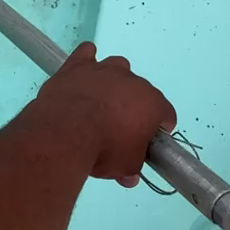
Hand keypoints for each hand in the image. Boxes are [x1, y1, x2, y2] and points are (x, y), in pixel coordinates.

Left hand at [30, 42, 175, 187]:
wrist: (64, 133)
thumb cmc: (103, 150)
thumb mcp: (125, 166)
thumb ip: (132, 166)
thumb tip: (130, 175)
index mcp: (152, 103)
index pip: (165, 115)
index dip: (157, 130)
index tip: (146, 142)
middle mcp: (131, 80)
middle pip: (139, 92)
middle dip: (133, 108)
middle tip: (118, 129)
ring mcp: (103, 69)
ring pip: (117, 68)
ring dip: (113, 82)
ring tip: (101, 102)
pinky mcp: (77, 65)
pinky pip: (86, 53)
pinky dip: (86, 60)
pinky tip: (83, 70)